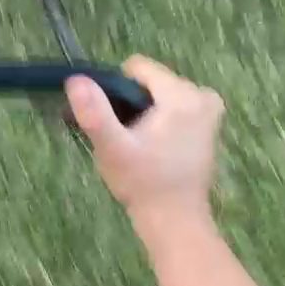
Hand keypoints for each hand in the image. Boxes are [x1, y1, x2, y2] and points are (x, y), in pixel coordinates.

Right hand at [66, 55, 224, 223]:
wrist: (174, 217)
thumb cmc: (142, 182)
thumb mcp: (111, 147)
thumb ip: (93, 111)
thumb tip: (75, 78)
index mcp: (182, 95)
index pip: (137, 68)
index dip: (115, 90)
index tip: (113, 121)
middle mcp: (202, 94)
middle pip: (149, 81)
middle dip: (129, 103)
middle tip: (122, 138)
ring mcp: (210, 109)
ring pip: (159, 94)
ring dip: (142, 113)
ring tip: (136, 145)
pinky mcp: (209, 123)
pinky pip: (172, 107)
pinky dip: (157, 120)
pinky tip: (152, 147)